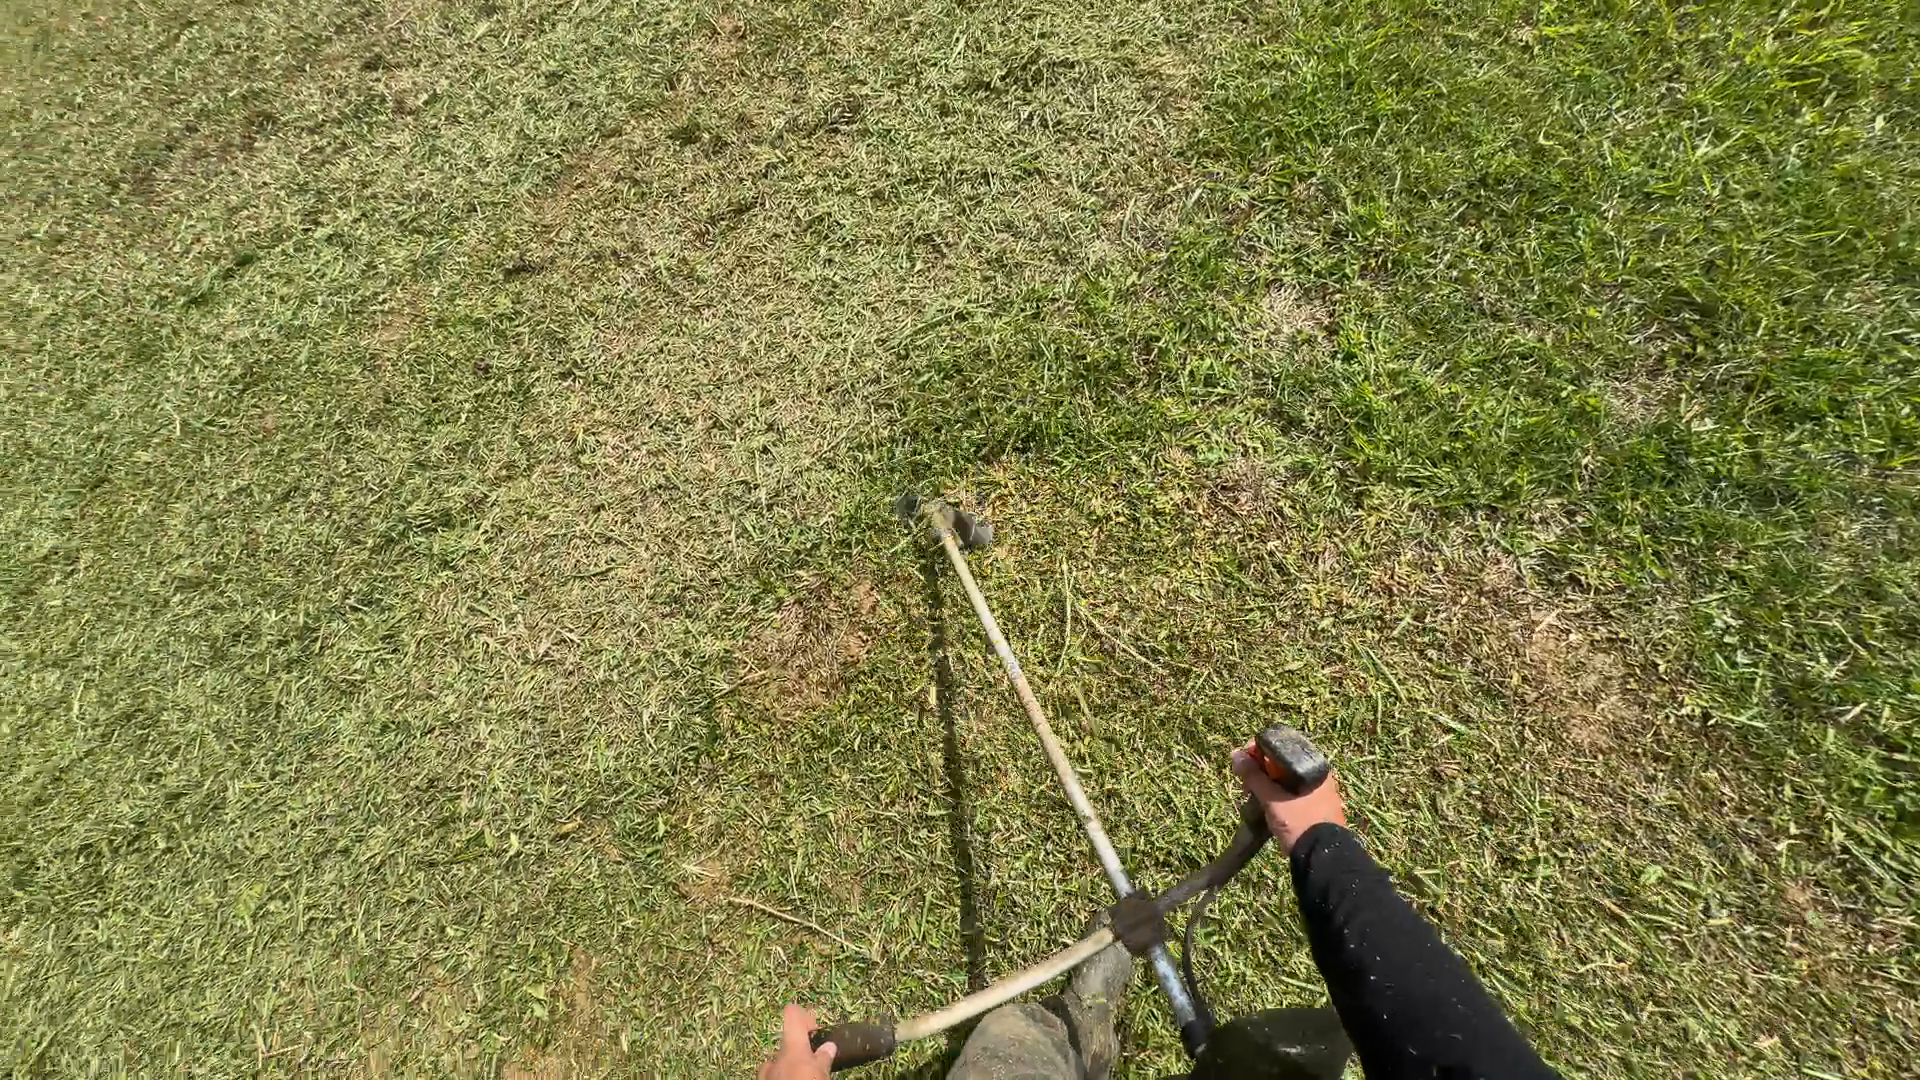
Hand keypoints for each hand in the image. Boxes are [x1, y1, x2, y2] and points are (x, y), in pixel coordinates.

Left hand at [759, 1005, 835, 1079]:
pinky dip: (782, 1077)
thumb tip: (828, 1047)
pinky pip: (772, 1076)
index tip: (815, 1026)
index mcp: (791, 1046)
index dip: (804, 1015)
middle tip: (814, 1058)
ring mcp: (765, 1074)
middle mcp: (775, 1056)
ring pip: (778, 1062)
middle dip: (800, 1049)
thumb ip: (823, 1058)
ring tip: (804, 1075)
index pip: (792, 1014)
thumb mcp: (821, 1073)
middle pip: (787, 1042)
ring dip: (790, 1066)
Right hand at [1231, 740, 1345, 854]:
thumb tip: (1235, 754)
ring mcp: (1319, 793)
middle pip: (1281, 765)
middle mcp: (1319, 776)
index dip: (1258, 753)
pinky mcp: (1315, 809)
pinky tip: (1266, 807)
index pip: (1280, 749)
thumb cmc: (1299, 822)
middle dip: (1259, 772)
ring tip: (1252, 798)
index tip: (1243, 765)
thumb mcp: (1272, 798)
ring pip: (1285, 781)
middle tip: (1246, 785)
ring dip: (1266, 786)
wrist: (1323, 859)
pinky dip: (1276, 797)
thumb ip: (1253, 776)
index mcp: (1313, 767)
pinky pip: (1291, 795)